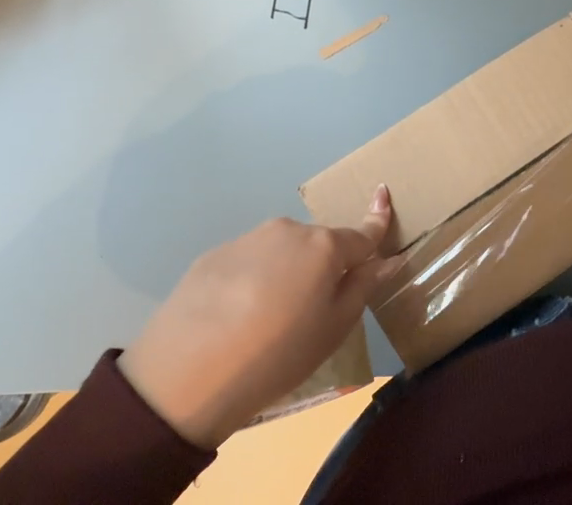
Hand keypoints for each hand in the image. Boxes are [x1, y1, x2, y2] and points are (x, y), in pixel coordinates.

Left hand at [117, 187, 401, 447]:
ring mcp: (247, 239)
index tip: (384, 195)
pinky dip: (252, 281)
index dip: (377, 219)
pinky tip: (235, 317)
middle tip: (312, 311)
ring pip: (281, 252)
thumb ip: (362, 287)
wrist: (185, 376)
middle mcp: (288, 231)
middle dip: (323, 265)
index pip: (361, 232)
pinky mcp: (213, 255)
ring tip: (268, 319)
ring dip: (285, 273)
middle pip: (318, 244)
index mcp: (323, 247)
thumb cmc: (276, 356)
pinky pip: (248, 263)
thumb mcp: (333, 330)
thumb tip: (387, 259)